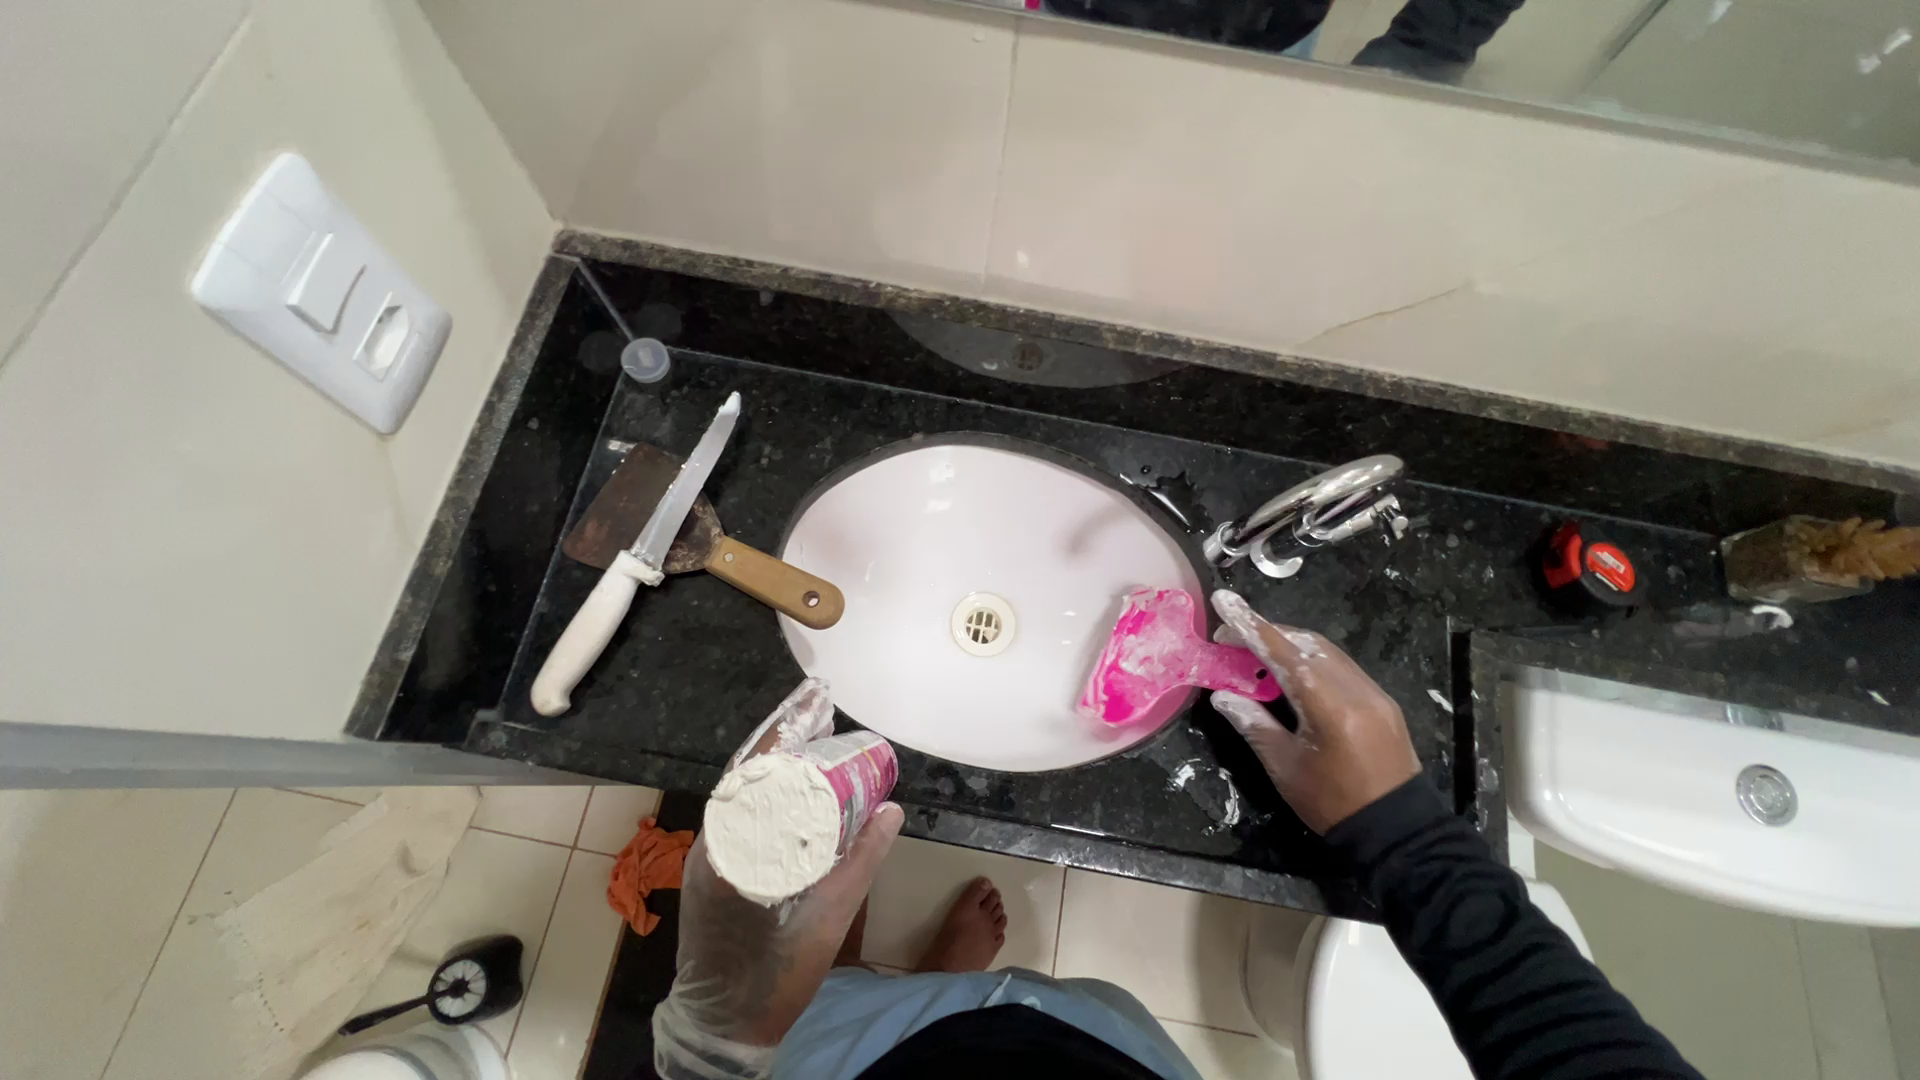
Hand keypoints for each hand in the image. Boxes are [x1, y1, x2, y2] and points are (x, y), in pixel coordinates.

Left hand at [653, 680, 905, 1077]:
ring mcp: (711, 855)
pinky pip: (744, 813)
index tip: (815, 701)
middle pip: (747, 770)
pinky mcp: (717, 868)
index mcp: (730, 848)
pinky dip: (771, 789)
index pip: (753, 769)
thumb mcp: (827, 920)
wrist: (723, 1027)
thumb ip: (860, 862)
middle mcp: (713, 841)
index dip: (785, 729)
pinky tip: (797, 783)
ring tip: (814, 733)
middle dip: (785, 733)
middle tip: (821, 706)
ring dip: (778, 759)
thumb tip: (891, 809)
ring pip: (744, 790)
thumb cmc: (774, 974)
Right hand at [1208, 589, 1420, 832]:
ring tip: (1254, 651)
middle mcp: (1356, 689)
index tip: (1224, 601)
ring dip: (1288, 644)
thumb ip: (1253, 724)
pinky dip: (1309, 661)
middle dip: (1267, 632)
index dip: (1250, 625)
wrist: (1398, 832)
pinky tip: (1289, 674)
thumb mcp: (1283, 766)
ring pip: (1325, 652)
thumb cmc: (1332, 803)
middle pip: (1306, 644)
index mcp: (1329, 705)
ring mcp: (1373, 693)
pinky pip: (1340, 668)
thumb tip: (1223, 695)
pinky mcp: (1381, 703)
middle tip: (1230, 636)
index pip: (1282, 653)